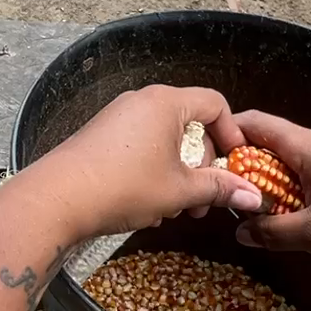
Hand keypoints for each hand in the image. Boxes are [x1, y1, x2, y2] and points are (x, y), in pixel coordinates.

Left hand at [23, 85, 263, 238]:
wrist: (57, 198)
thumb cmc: (123, 186)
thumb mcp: (179, 191)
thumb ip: (218, 188)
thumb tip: (253, 195)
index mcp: (165, 102)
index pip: (214, 103)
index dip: (231, 134)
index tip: (234, 164)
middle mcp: (141, 101)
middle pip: (188, 125)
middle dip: (202, 165)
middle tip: (202, 201)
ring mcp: (117, 116)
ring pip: (163, 141)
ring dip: (177, 174)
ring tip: (172, 209)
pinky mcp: (100, 135)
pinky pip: (139, 146)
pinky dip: (151, 171)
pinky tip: (145, 205)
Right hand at [230, 110, 310, 272]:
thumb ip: (273, 232)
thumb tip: (241, 231)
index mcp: (309, 147)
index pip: (254, 123)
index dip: (225, 136)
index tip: (209, 166)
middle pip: (273, 152)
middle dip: (256, 183)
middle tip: (245, 212)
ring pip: (297, 177)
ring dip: (287, 203)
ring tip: (291, 234)